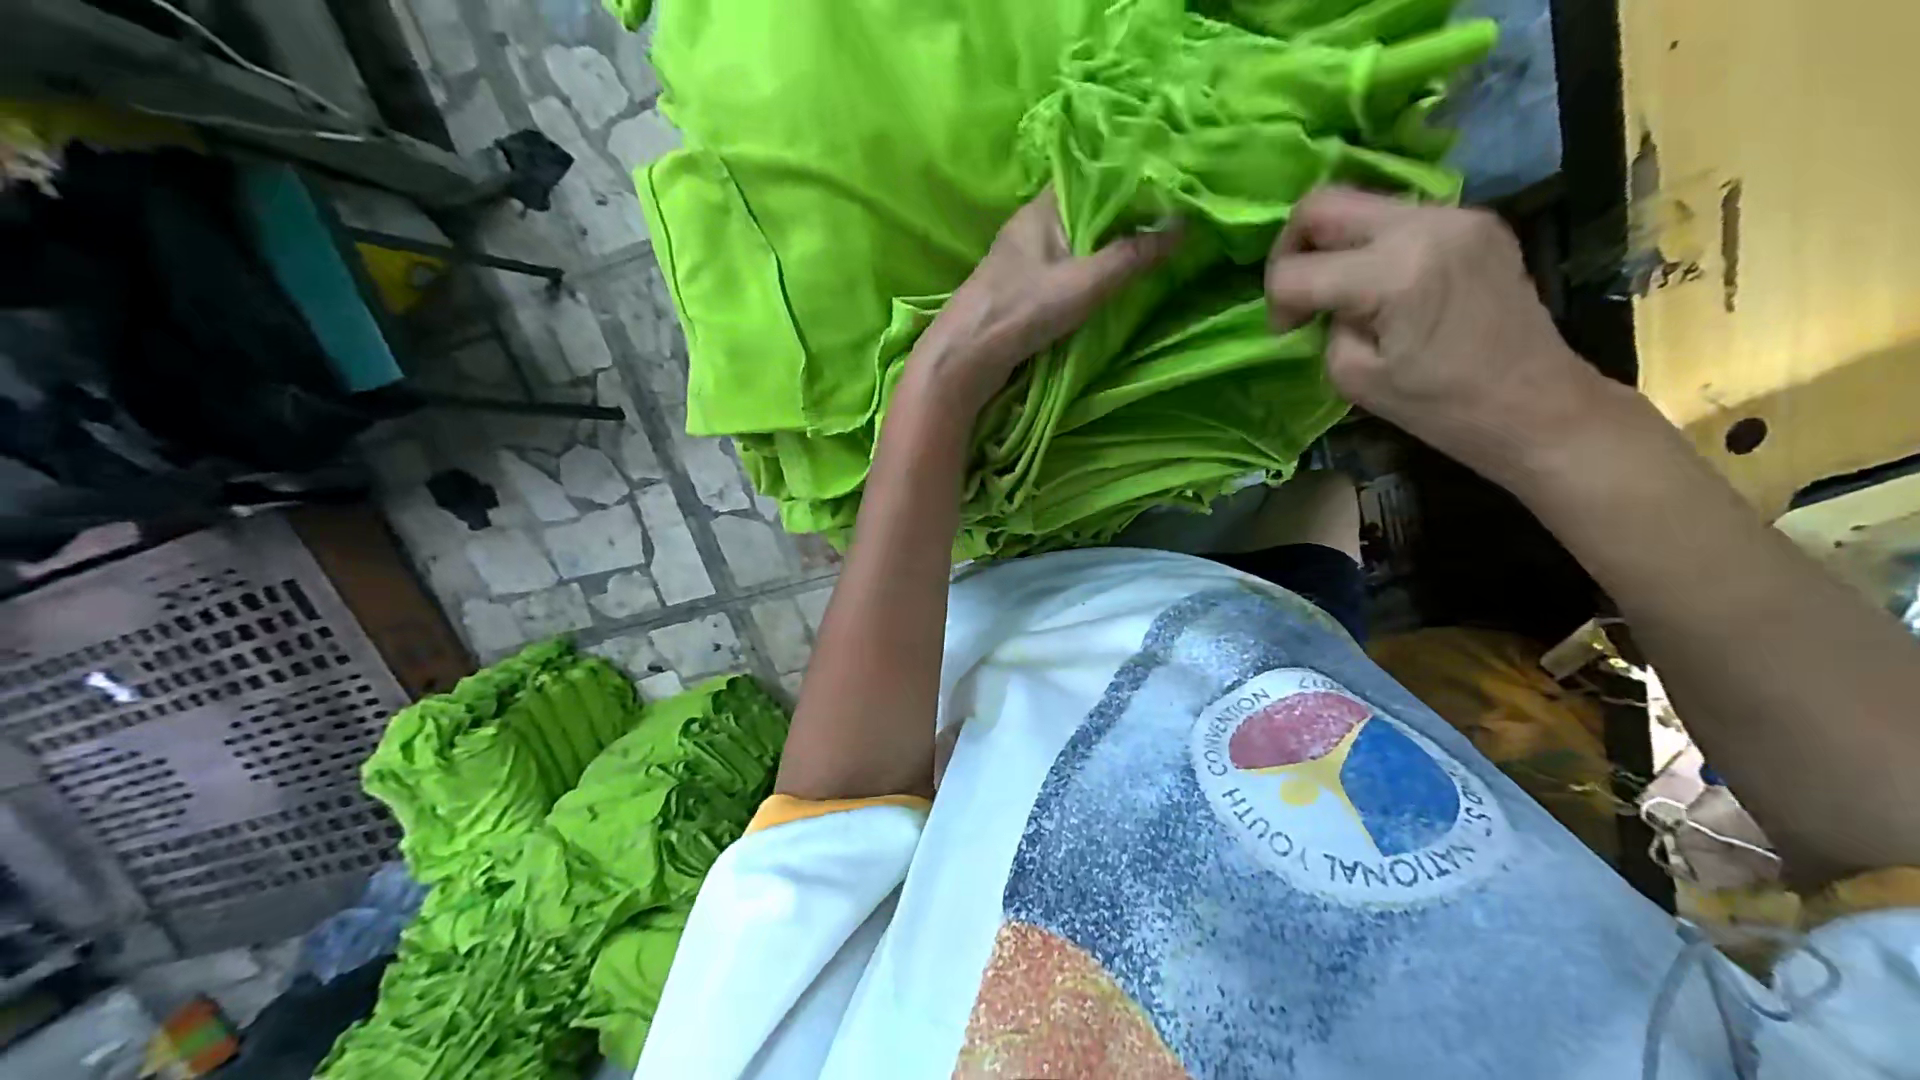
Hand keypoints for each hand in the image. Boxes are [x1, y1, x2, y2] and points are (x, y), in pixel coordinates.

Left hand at [910, 189, 1180, 414]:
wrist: (965, 358)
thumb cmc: (1021, 310)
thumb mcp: (1085, 282)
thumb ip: (1131, 255)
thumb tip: (1182, 223)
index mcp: (1042, 208)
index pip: (1092, 175)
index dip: (1131, 178)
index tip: (1171, 184)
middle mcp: (1031, 227)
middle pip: (1087, 211)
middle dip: (1125, 217)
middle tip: (1172, 219)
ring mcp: (1024, 260)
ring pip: (1076, 243)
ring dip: (1108, 247)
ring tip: (1152, 247)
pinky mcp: (1021, 290)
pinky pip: (1065, 269)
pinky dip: (1090, 272)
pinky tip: (1112, 280)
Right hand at [1264, 187, 1613, 482]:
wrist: (1535, 404)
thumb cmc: (1439, 406)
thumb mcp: (1353, 377)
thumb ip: (1324, 326)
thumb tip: (1322, 302)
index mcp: (1394, 272)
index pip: (1296, 270)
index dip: (1277, 303)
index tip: (1289, 333)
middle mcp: (1426, 224)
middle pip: (1322, 205)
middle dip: (1292, 248)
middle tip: (1295, 292)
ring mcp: (1457, 215)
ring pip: (1360, 204)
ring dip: (1333, 245)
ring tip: (1337, 290)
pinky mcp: (1476, 221)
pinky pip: (1399, 217)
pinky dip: (1371, 245)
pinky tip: (1379, 284)